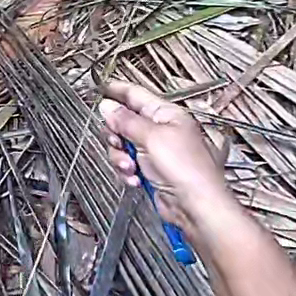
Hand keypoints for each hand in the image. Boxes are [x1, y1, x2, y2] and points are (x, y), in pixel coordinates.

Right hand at [99, 80, 229, 231]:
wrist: (195, 207)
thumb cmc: (188, 171)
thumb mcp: (151, 137)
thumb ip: (125, 120)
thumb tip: (107, 106)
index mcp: (166, 115)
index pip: (135, 95)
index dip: (116, 91)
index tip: (100, 89)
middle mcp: (161, 130)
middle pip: (123, 122)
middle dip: (115, 135)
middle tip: (118, 142)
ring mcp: (155, 151)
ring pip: (121, 145)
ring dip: (120, 157)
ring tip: (130, 167)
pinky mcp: (149, 170)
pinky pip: (126, 164)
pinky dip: (126, 172)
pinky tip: (136, 178)